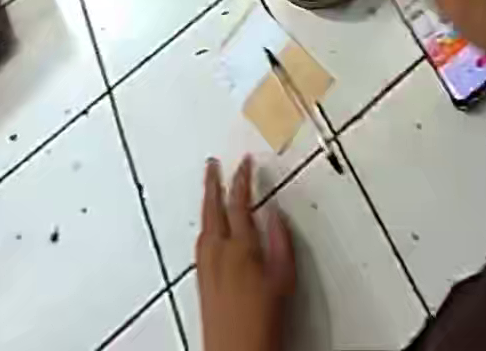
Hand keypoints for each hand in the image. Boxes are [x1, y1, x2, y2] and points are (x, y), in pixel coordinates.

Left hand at [196, 156, 293, 350]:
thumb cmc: (264, 324)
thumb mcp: (284, 281)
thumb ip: (281, 242)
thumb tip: (275, 214)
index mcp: (240, 248)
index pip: (239, 203)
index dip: (242, 178)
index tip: (245, 161)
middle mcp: (218, 252)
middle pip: (212, 208)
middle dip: (212, 183)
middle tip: (213, 163)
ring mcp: (206, 267)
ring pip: (203, 223)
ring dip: (206, 201)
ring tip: (210, 187)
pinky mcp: (200, 281)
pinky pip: (201, 240)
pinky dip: (204, 223)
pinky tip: (208, 225)